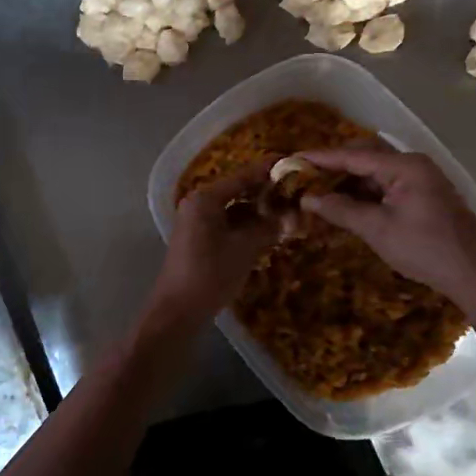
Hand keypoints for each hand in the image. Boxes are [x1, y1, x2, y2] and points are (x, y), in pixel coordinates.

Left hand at [150, 163, 280, 316]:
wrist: (178, 311)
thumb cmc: (210, 274)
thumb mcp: (245, 248)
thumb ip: (268, 227)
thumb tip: (291, 215)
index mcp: (206, 199)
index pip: (243, 176)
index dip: (269, 171)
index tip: (293, 165)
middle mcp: (199, 204)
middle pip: (238, 191)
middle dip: (267, 194)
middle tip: (297, 194)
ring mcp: (198, 223)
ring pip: (235, 209)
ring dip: (259, 213)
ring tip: (289, 214)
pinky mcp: (200, 240)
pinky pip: (228, 225)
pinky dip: (248, 227)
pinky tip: (270, 233)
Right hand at [298, 145, 475, 302]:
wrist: (475, 273)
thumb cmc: (426, 249)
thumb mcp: (378, 229)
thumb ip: (341, 210)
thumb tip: (308, 198)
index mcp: (404, 165)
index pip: (354, 155)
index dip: (321, 158)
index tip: (292, 160)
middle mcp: (413, 164)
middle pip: (365, 158)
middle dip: (334, 169)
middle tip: (303, 180)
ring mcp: (421, 180)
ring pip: (376, 174)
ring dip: (349, 184)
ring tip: (319, 196)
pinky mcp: (424, 196)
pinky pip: (387, 187)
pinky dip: (366, 196)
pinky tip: (347, 209)